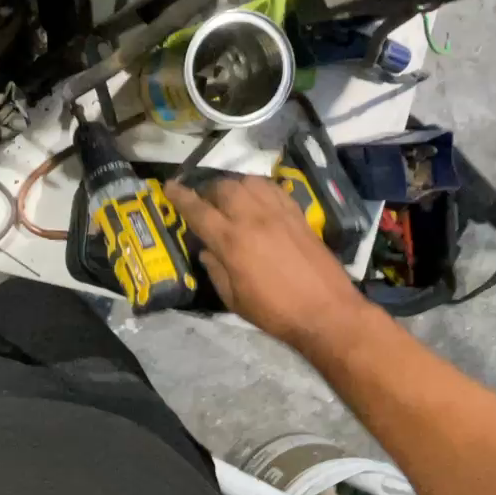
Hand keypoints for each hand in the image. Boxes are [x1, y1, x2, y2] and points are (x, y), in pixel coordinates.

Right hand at [170, 173, 376, 350]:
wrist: (326, 312)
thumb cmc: (274, 312)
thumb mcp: (233, 299)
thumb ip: (215, 270)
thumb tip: (207, 251)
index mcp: (231, 241)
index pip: (198, 210)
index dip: (180, 197)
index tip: (169, 186)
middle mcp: (253, 219)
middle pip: (223, 188)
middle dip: (207, 190)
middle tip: (203, 201)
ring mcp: (278, 214)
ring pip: (249, 182)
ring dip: (233, 185)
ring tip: (229, 196)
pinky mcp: (298, 216)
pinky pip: (274, 189)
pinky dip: (258, 188)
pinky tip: (256, 198)